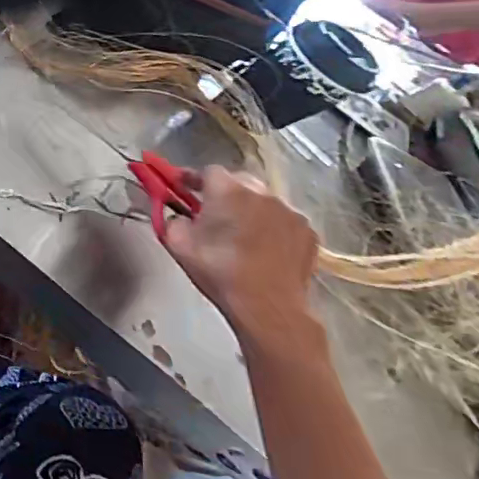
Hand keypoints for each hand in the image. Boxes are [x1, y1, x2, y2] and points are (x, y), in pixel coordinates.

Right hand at [162, 167, 321, 349]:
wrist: (267, 307)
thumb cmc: (219, 272)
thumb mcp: (178, 244)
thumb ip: (171, 219)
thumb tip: (177, 215)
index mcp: (227, 190)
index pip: (207, 171)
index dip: (194, 179)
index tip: (183, 189)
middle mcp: (262, 192)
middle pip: (238, 182)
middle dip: (224, 194)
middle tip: (214, 216)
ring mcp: (289, 211)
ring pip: (264, 202)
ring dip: (251, 211)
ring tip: (242, 237)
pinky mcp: (308, 231)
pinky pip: (284, 221)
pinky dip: (274, 229)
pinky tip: (266, 250)